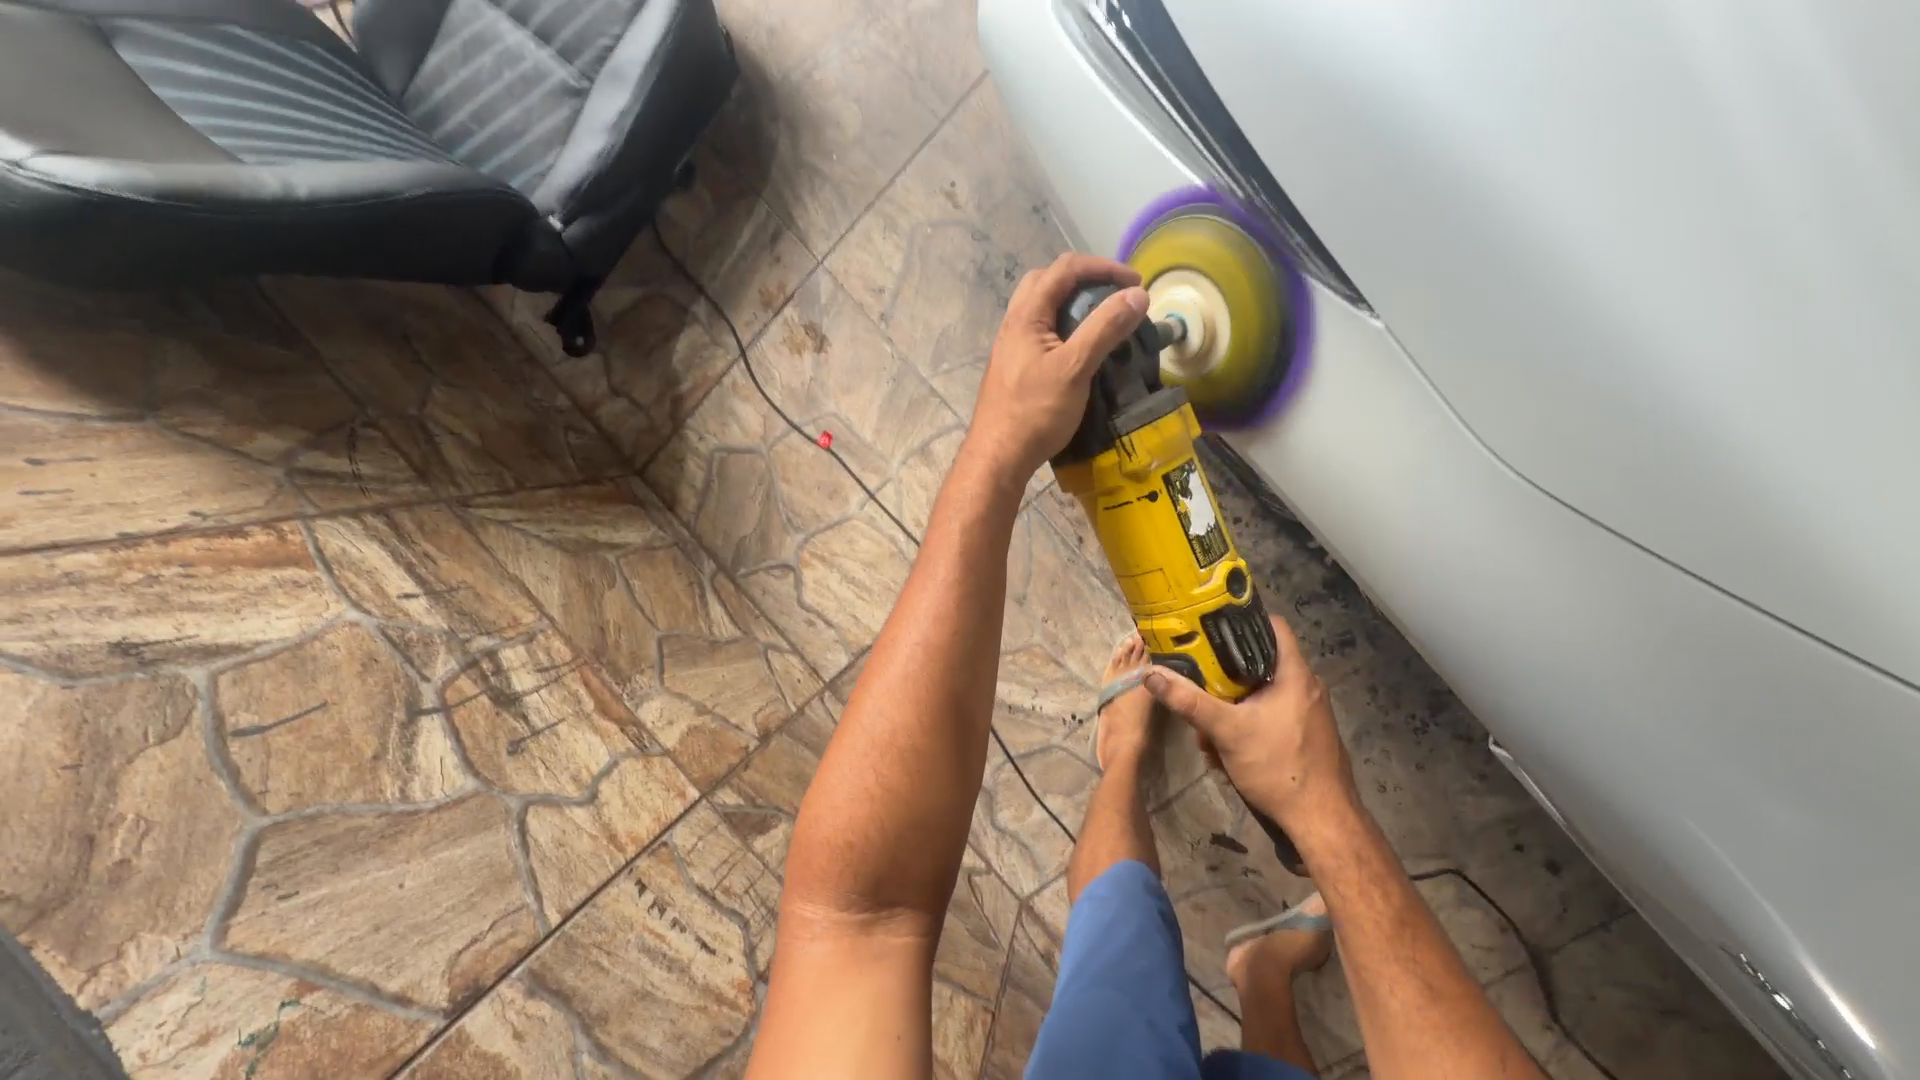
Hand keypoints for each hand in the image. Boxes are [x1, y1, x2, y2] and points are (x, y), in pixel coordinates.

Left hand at [965, 253, 1148, 478]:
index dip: (1103, 267)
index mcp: (1025, 315)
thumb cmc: (1035, 412)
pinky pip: (1041, 332)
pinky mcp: (1014, 367)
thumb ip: (1104, 328)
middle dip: (1084, 279)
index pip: (1065, 269)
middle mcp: (1013, 324)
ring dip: (1072, 302)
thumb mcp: (1074, 368)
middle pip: (1048, 281)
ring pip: (1042, 308)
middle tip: (1115, 294)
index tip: (1135, 284)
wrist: (998, 456)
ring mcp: (1011, 347)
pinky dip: (1064, 326)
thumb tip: (1136, 295)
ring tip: (1102, 318)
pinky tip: (1080, 348)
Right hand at [1143, 616, 1357, 831]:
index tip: (1211, 629)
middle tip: (1200, 686)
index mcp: (1295, 675)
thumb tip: (1153, 675)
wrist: (1322, 819)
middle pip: (1261, 663)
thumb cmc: (1280, 767)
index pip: (1272, 626)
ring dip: (1234, 708)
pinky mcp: (1308, 735)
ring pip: (1263, 694)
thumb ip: (1189, 702)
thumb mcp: (1227, 732)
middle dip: (1227, 678)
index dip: (1242, 621)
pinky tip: (1230, 750)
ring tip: (1210, 730)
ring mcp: (1310, 713)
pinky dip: (1250, 725)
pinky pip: (1273, 716)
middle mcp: (1307, 687)